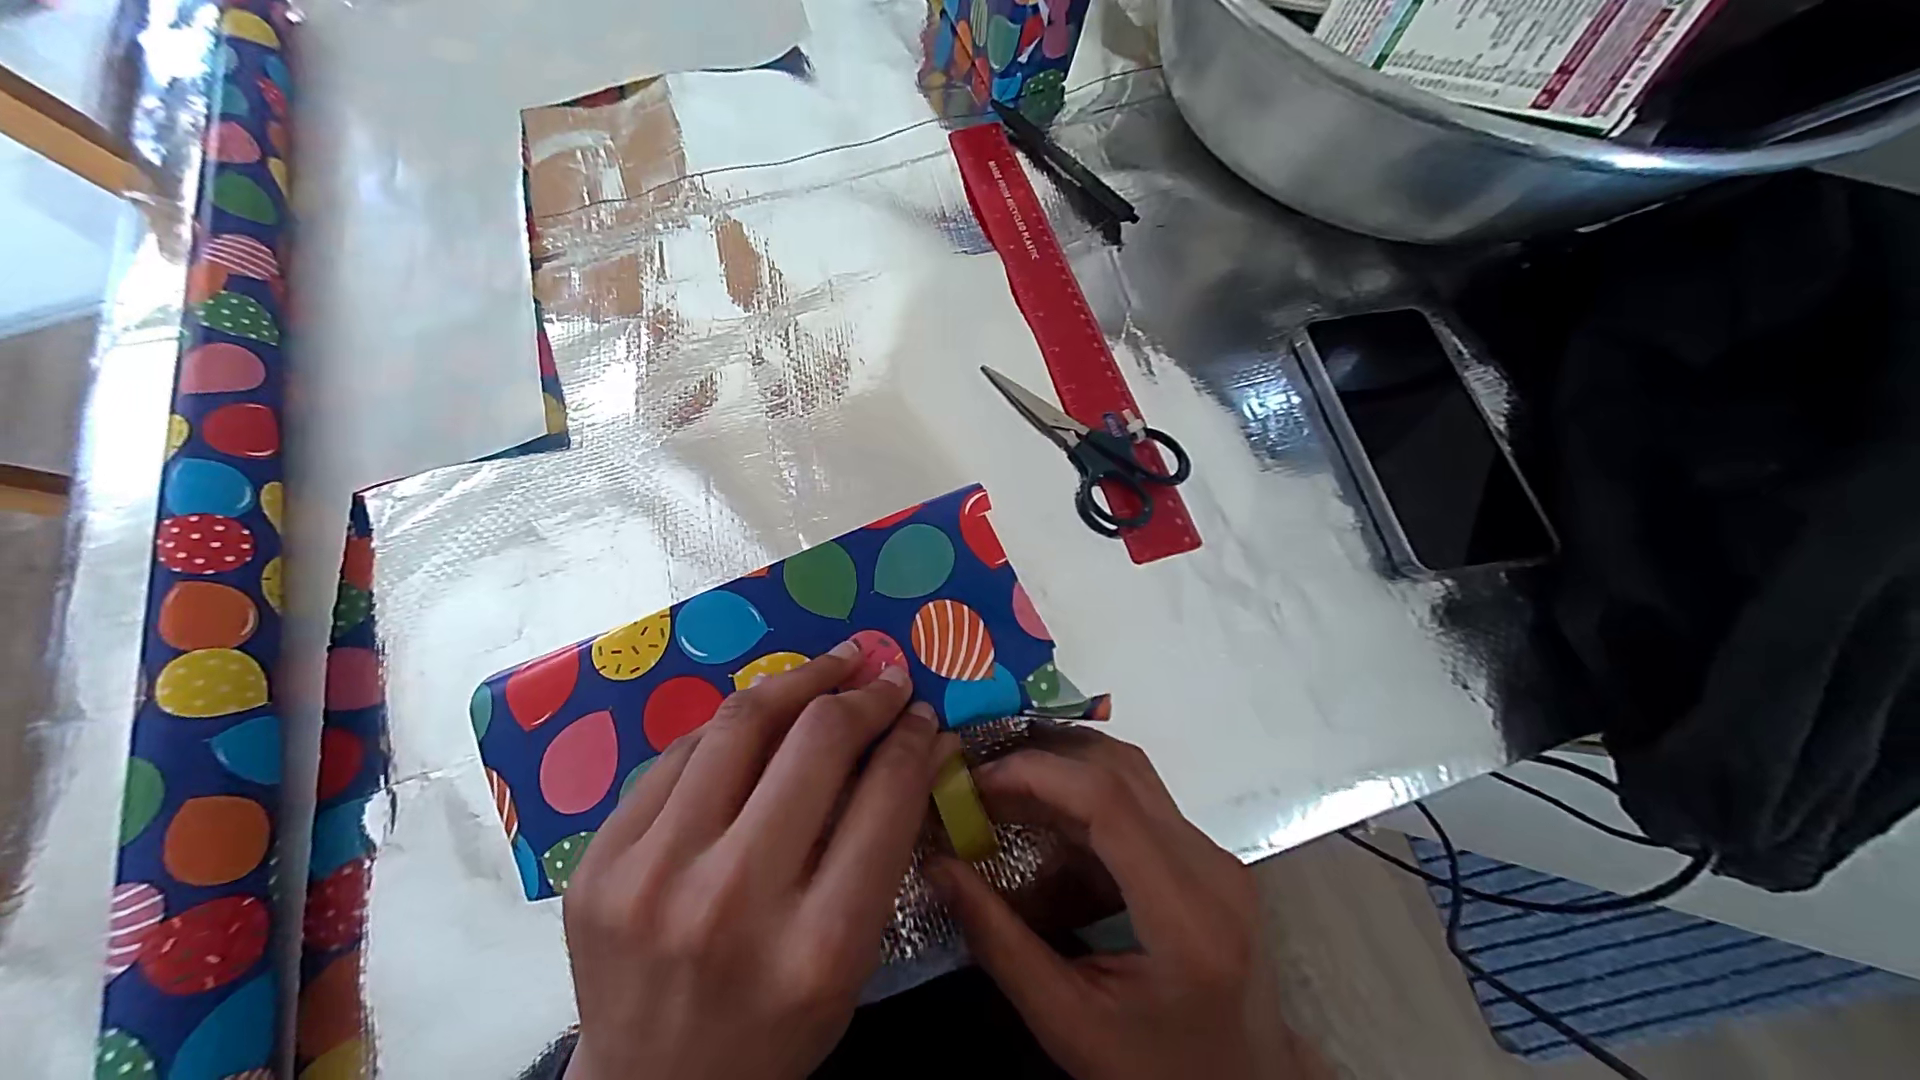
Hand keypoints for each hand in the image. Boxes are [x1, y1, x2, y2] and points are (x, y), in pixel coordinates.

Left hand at [562, 640, 957, 1079]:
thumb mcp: (854, 956)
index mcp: (816, 946)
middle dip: (862, 694)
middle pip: (815, 742)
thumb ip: (886, 841)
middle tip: (884, 673)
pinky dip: (735, 724)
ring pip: (740, 723)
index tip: (922, 711)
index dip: (912, 737)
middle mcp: (730, 901)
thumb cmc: (777, 1025)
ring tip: (832, 664)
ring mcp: (650, 875)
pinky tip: (764, 715)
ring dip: (798, 680)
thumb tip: (920, 738)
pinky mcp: (600, 859)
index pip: (884, 795)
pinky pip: (682, 752)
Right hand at [929, 729, 1323, 1079]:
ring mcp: (1213, 855)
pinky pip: (1138, 801)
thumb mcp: (1067, 1022)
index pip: (1110, 802)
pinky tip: (1046, 826)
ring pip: (1130, 774)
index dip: (1037, 773)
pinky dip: (1083, 801)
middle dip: (1042, 762)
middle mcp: (1211, 867)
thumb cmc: (1157, 1072)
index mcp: (1186, 915)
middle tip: (982, 782)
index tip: (978, 781)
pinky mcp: (1205, 855)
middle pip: (1120, 770)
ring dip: (1063, 772)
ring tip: (1005, 795)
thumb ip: (999, 941)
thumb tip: (939, 867)